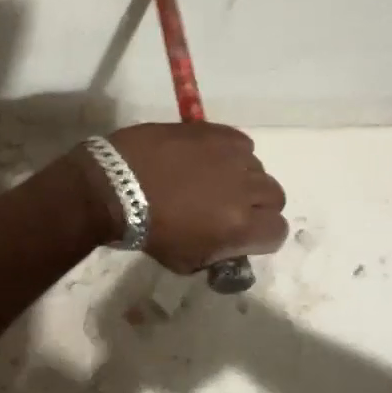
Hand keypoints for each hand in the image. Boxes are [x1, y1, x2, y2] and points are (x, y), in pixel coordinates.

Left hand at [96, 122, 288, 273]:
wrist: (114, 184)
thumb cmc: (147, 229)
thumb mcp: (186, 261)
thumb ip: (218, 255)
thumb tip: (231, 249)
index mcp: (241, 226)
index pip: (277, 231)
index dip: (260, 235)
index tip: (241, 232)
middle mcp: (245, 189)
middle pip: (273, 196)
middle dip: (255, 204)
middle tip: (228, 204)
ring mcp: (230, 155)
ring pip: (256, 166)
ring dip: (241, 175)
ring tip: (211, 178)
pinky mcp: (213, 131)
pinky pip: (240, 141)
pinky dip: (229, 150)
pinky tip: (206, 157)